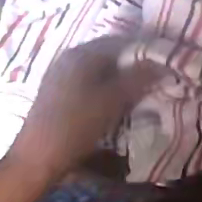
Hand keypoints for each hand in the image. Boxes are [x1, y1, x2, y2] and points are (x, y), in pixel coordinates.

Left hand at [7, 38, 161, 183]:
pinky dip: (106, 89)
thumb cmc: (74, 125)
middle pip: (108, 54)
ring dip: (120, 79)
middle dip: (133, 65)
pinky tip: (118, 104)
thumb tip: (163, 63)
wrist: (35, 160)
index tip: (166, 61)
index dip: (144, 49)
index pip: (119, 40)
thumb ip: (138, 79)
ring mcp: (61, 76)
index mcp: (80, 53)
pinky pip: (89, 83)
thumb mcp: (112, 101)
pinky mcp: (57, 95)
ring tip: (142, 92)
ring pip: (99, 70)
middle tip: (157, 78)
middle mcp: (68, 58)